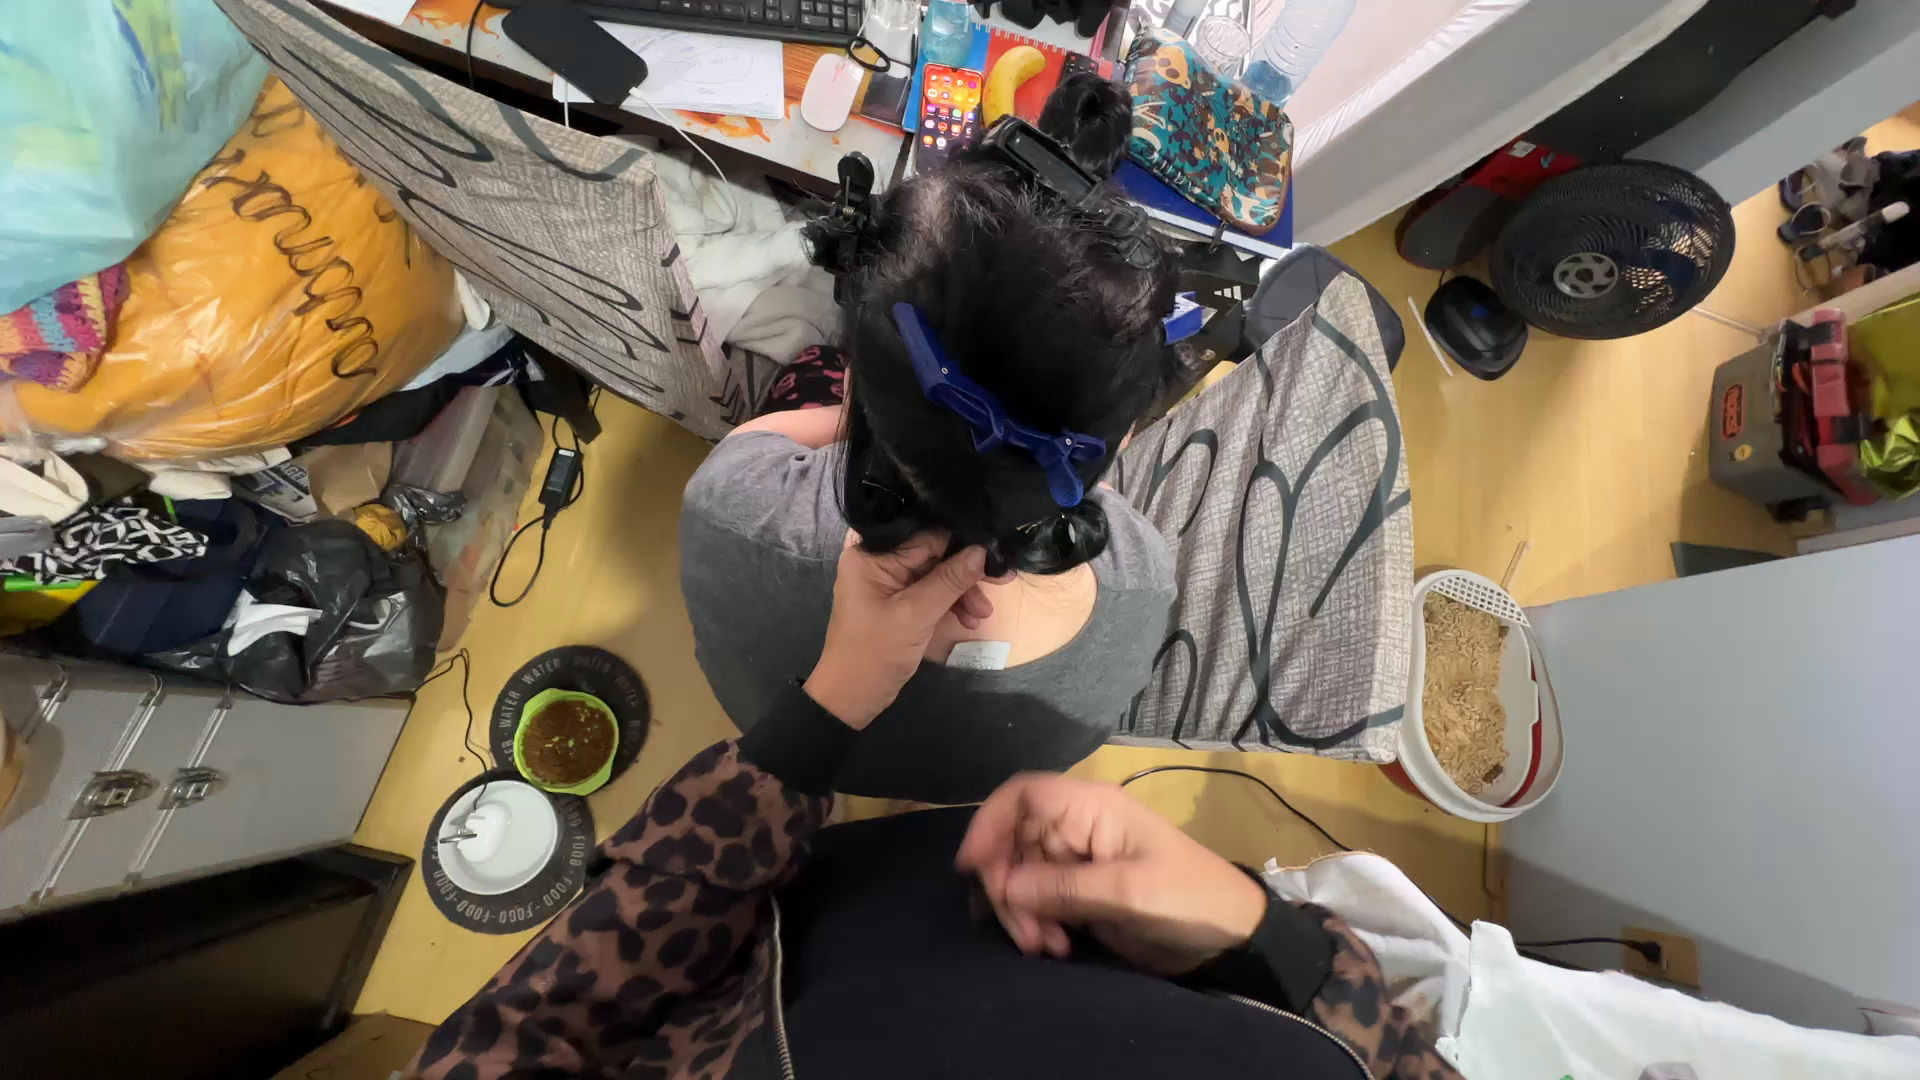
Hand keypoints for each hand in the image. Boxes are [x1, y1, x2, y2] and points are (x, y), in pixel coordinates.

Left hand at [802, 532, 994, 728]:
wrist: (851, 699)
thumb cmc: (875, 653)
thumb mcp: (916, 615)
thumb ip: (950, 581)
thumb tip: (982, 551)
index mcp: (870, 555)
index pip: (924, 537)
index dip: (960, 545)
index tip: (993, 557)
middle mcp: (876, 562)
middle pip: (932, 555)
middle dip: (964, 573)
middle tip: (999, 583)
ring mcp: (887, 583)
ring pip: (935, 575)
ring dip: (961, 592)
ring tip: (982, 614)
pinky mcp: (897, 602)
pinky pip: (929, 593)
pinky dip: (949, 604)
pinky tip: (969, 620)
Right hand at [955, 773, 1269, 974]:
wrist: (1231, 938)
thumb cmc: (1187, 899)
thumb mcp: (1128, 892)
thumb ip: (1063, 886)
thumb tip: (1003, 883)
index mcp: (1090, 807)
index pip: (1024, 794)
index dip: (990, 821)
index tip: (971, 865)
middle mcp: (1077, 824)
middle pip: (1014, 839)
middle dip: (1008, 884)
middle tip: (1024, 932)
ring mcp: (1077, 857)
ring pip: (1021, 872)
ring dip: (1022, 910)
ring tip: (1045, 947)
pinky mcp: (1080, 888)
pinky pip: (1039, 896)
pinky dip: (1038, 921)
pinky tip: (1056, 947)